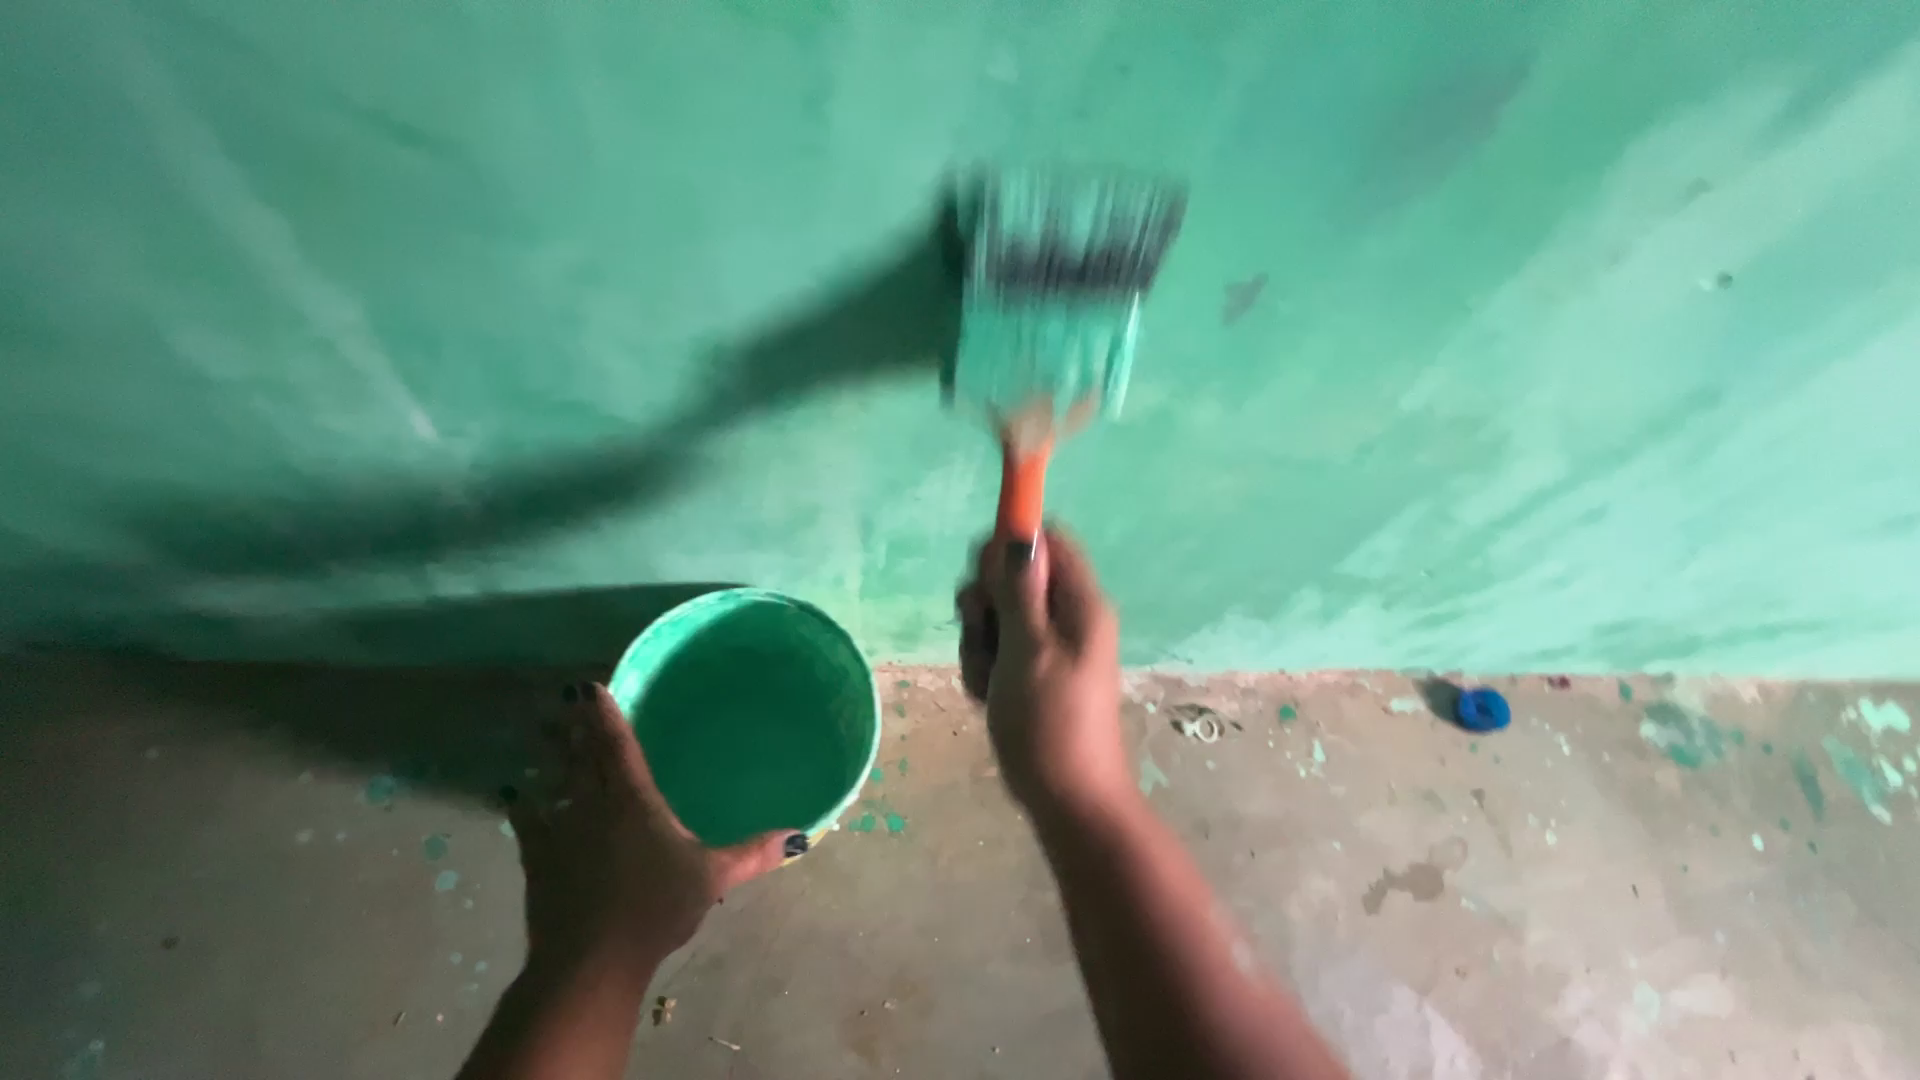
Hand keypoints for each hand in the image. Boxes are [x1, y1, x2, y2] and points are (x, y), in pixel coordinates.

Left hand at [508, 683, 802, 969]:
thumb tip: (800, 836)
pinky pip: (528, 822)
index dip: (606, 715)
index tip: (589, 687)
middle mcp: (593, 805)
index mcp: (634, 800)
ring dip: (547, 755)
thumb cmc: (654, 909)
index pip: (619, 747)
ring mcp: (561, 832)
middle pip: (580, 756)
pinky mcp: (538, 861)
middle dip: (573, 726)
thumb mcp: (712, 877)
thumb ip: (753, 853)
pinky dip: (520, 804)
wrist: (591, 961)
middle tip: (561, 698)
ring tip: (539, 731)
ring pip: (553, 781)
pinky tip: (510, 792)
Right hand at [957, 527, 1130, 817]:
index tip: (983, 578)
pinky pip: (1000, 648)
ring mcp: (1051, 645)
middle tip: (981, 636)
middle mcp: (1069, 616)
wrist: (1067, 800)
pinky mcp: (1035, 671)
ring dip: (980, 642)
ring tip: (987, 681)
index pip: (1047, 540)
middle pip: (1014, 576)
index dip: (1009, 546)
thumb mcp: (1027, 649)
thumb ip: (1019, 588)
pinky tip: (988, 695)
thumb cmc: (1047, 723)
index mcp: (1080, 603)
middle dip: (985, 603)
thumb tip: (1019, 531)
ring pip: (999, 614)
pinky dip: (986, 666)